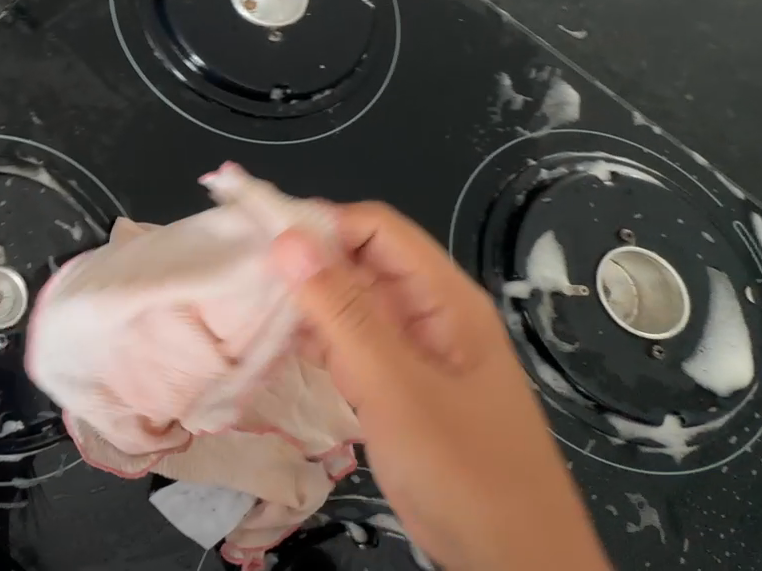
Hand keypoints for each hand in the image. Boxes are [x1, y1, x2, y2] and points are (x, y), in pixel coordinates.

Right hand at [270, 202, 611, 570]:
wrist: (516, 564)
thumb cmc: (465, 472)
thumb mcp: (395, 387)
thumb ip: (340, 311)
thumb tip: (286, 238)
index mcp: (444, 299)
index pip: (374, 228)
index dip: (318, 224)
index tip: (259, 242)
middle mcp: (428, 312)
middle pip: (357, 258)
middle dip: (303, 261)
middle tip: (244, 276)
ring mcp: (412, 348)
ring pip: (347, 299)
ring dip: (303, 300)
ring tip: (251, 307)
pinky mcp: (396, 380)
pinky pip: (348, 338)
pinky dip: (313, 336)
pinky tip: (279, 345)